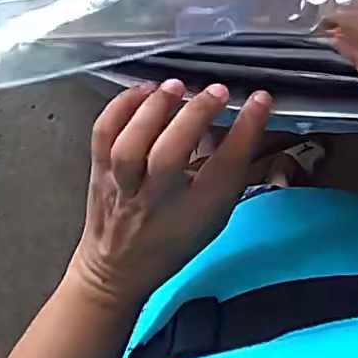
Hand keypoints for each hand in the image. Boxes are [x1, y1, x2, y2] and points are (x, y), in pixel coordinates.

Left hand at [66, 80, 270, 312]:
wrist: (117, 271)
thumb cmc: (173, 240)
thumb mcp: (213, 215)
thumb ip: (229, 171)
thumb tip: (247, 118)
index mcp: (194, 214)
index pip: (225, 169)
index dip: (246, 130)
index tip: (258, 100)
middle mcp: (155, 200)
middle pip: (170, 155)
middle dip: (195, 116)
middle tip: (216, 92)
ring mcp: (121, 186)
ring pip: (130, 146)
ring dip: (154, 109)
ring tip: (176, 86)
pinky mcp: (99, 171)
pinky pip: (103, 134)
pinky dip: (121, 106)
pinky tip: (144, 91)